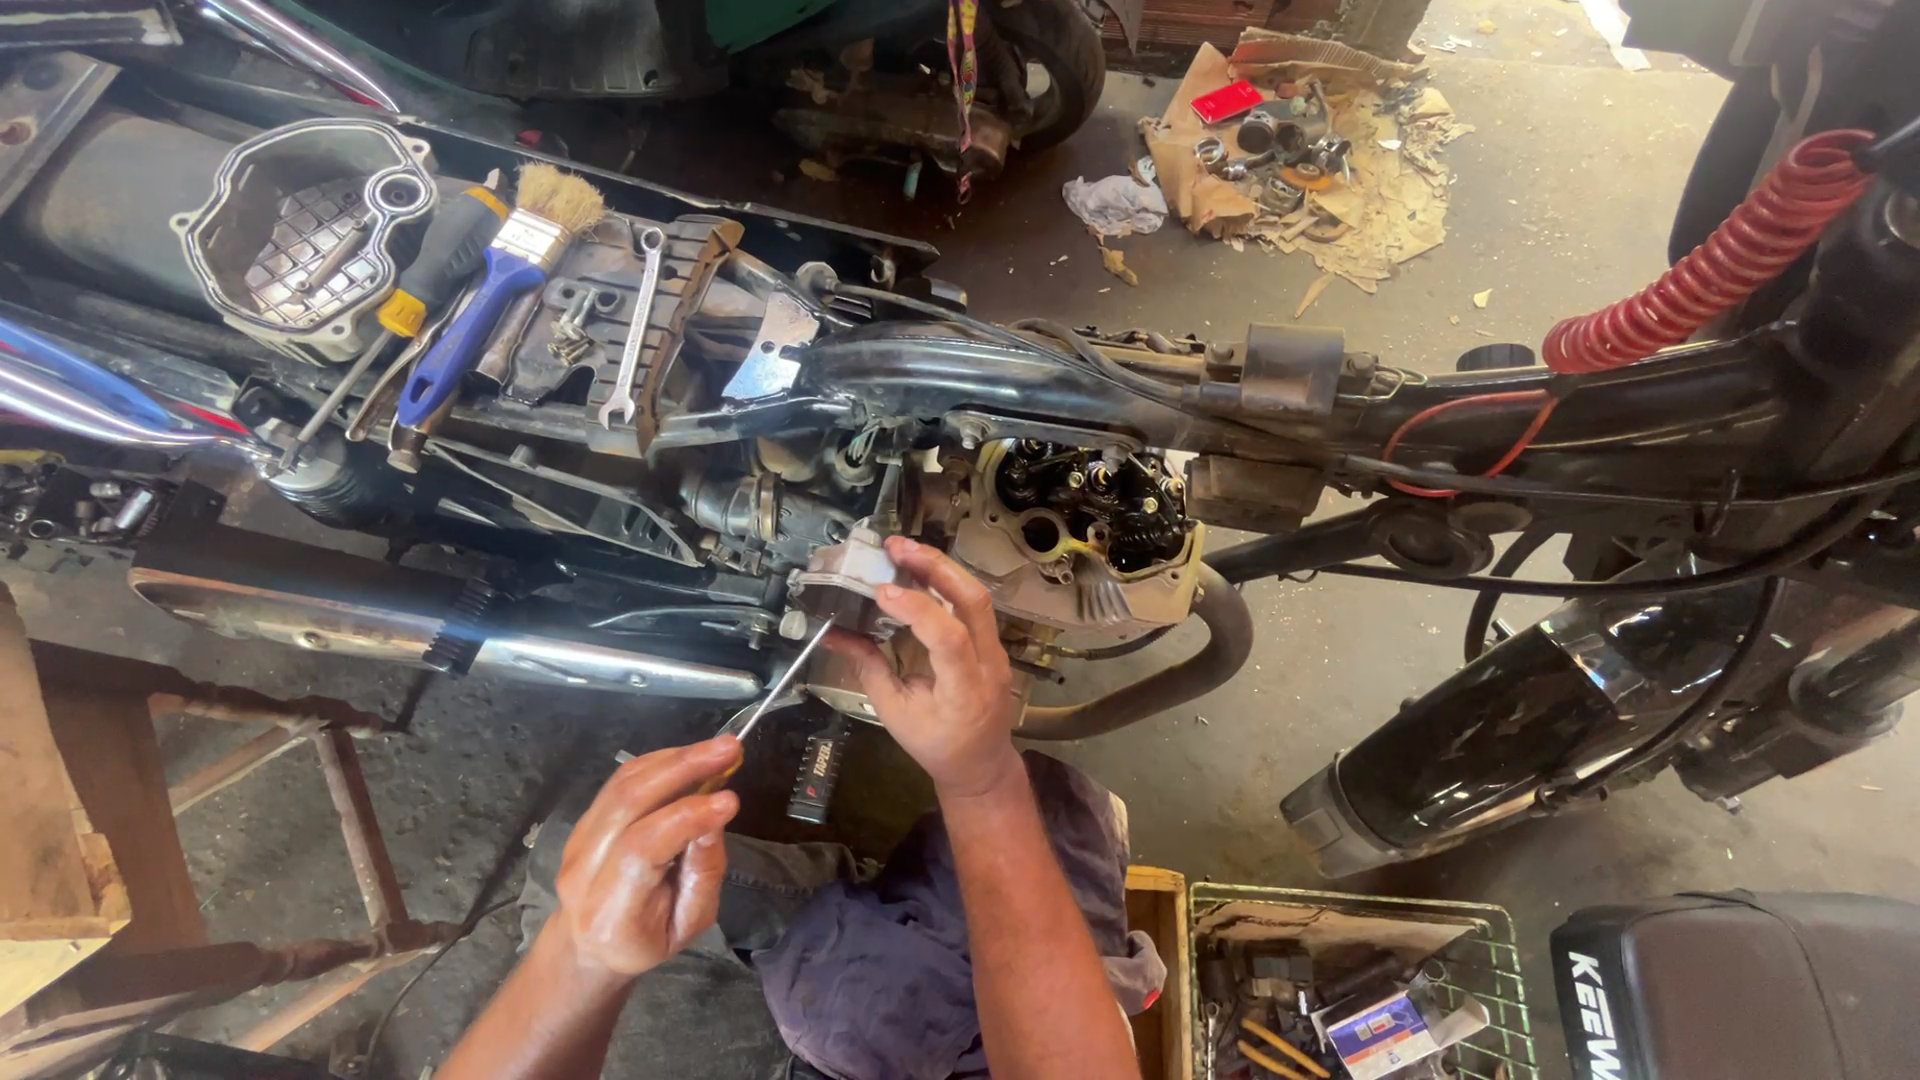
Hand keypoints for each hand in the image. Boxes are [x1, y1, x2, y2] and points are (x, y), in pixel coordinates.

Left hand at [545, 737, 741, 982]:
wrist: (589, 944)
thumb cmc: (648, 938)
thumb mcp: (688, 924)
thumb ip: (702, 875)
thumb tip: (715, 820)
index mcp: (610, 910)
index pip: (642, 850)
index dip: (686, 817)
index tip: (731, 799)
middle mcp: (584, 869)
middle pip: (628, 803)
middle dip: (683, 768)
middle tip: (730, 749)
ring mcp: (578, 838)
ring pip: (624, 783)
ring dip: (676, 758)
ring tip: (718, 748)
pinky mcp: (584, 818)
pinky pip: (621, 779)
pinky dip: (661, 760)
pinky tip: (691, 756)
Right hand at [824, 536, 1022, 798]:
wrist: (981, 763)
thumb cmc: (936, 745)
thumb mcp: (895, 713)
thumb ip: (868, 668)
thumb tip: (832, 634)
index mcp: (965, 691)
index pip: (950, 639)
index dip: (918, 610)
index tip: (883, 591)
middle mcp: (989, 664)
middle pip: (975, 601)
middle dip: (935, 567)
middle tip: (896, 547)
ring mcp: (996, 650)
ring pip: (977, 595)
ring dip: (941, 567)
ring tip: (904, 550)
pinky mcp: (992, 641)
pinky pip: (973, 603)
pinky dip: (946, 581)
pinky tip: (920, 569)